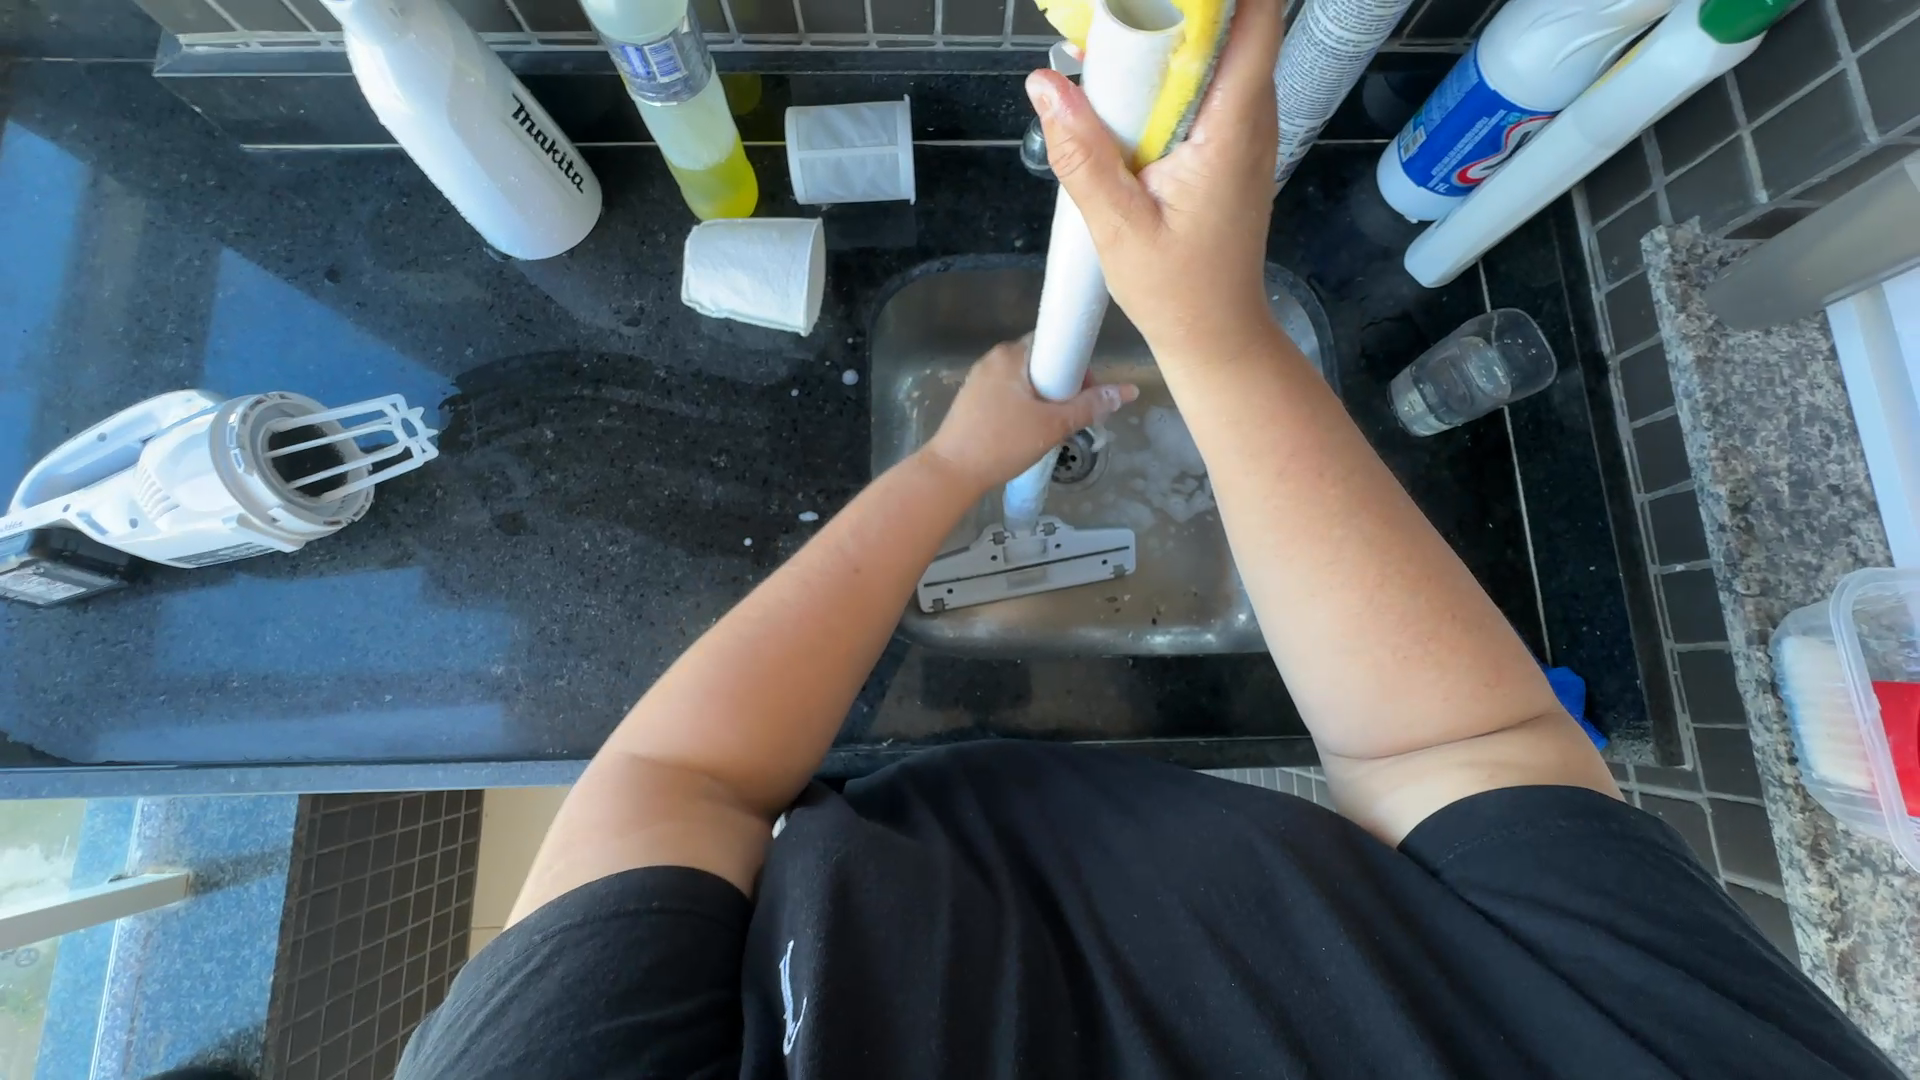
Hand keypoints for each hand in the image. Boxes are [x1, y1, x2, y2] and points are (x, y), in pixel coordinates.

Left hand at [921, 338, 1138, 495]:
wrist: (951, 473)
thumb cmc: (1001, 443)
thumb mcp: (1052, 426)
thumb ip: (1090, 407)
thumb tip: (1127, 391)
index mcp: (1011, 353)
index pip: (1055, 342)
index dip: (1078, 364)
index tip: (1088, 392)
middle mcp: (994, 359)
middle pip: (1042, 363)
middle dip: (1064, 387)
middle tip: (1074, 416)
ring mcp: (980, 380)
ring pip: (1026, 382)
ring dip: (1045, 401)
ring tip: (1053, 428)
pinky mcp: (972, 401)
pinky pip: (1009, 396)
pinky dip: (1025, 409)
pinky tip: (1029, 433)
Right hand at [1025, 0, 1284, 350]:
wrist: (1214, 334)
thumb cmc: (1175, 292)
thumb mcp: (1117, 229)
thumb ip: (1081, 155)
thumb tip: (1043, 84)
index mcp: (1232, 129)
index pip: (1253, 17)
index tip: (1150, 4)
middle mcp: (1252, 119)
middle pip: (1228, 28)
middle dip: (1171, 18)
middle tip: (1106, 31)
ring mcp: (1246, 134)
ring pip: (1215, 58)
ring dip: (1164, 50)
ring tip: (1105, 59)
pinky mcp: (1231, 150)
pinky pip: (1205, 93)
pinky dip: (1167, 84)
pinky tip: (1124, 105)